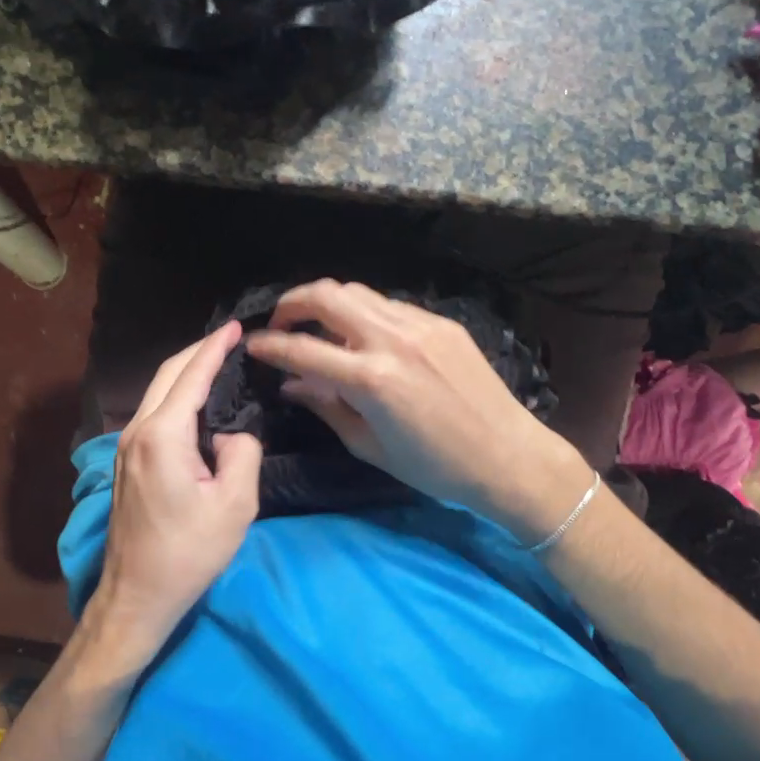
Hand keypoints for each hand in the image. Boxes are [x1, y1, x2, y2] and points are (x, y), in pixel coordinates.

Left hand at [89, 321, 262, 664]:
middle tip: (230, 341)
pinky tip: (197, 404)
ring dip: (185, 375)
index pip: (191, 376)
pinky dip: (176, 398)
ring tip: (218, 365)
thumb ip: (241, 453)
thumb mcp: (235, 504)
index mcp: (162, 435)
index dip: (215, 348)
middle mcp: (137, 432)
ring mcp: (126, 448)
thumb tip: (231, 434)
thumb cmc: (189, 552)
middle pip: (166, 375)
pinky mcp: (127, 464)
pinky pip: (153, 415)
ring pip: (156, 394)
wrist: (138, 592)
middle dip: (198, 352)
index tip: (237, 327)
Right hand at [244, 279, 593, 540]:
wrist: (508, 457)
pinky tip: (363, 339)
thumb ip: (326, 407)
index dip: (269, 345)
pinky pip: (389, 306)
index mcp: (371, 380)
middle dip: (292, 303)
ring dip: (327, 303)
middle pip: (327, 295)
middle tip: (280, 324)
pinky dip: (364, 314)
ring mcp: (420, 325)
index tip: (251, 346)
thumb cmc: (434, 468)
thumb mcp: (369, 445)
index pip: (302, 349)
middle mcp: (392, 340)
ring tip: (317, 328)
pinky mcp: (442, 323)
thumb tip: (291, 384)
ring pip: (358, 292)